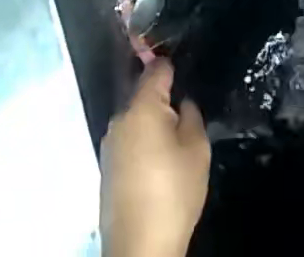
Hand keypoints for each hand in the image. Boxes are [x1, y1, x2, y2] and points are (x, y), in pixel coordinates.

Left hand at [100, 58, 209, 256]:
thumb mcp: (197, 150)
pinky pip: (128, 140)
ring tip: (173, 142)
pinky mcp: (107, 165)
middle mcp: (120, 118)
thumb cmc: (173, 191)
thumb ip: (192, 117)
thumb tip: (182, 103)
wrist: (139, 247)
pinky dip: (142, 143)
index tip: (185, 68)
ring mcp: (109, 142)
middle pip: (143, 94)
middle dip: (163, 99)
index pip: (156, 70)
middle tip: (185, 114)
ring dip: (151, 123)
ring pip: (135, 119)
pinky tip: (156, 162)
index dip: (172, 66)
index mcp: (141, 107)